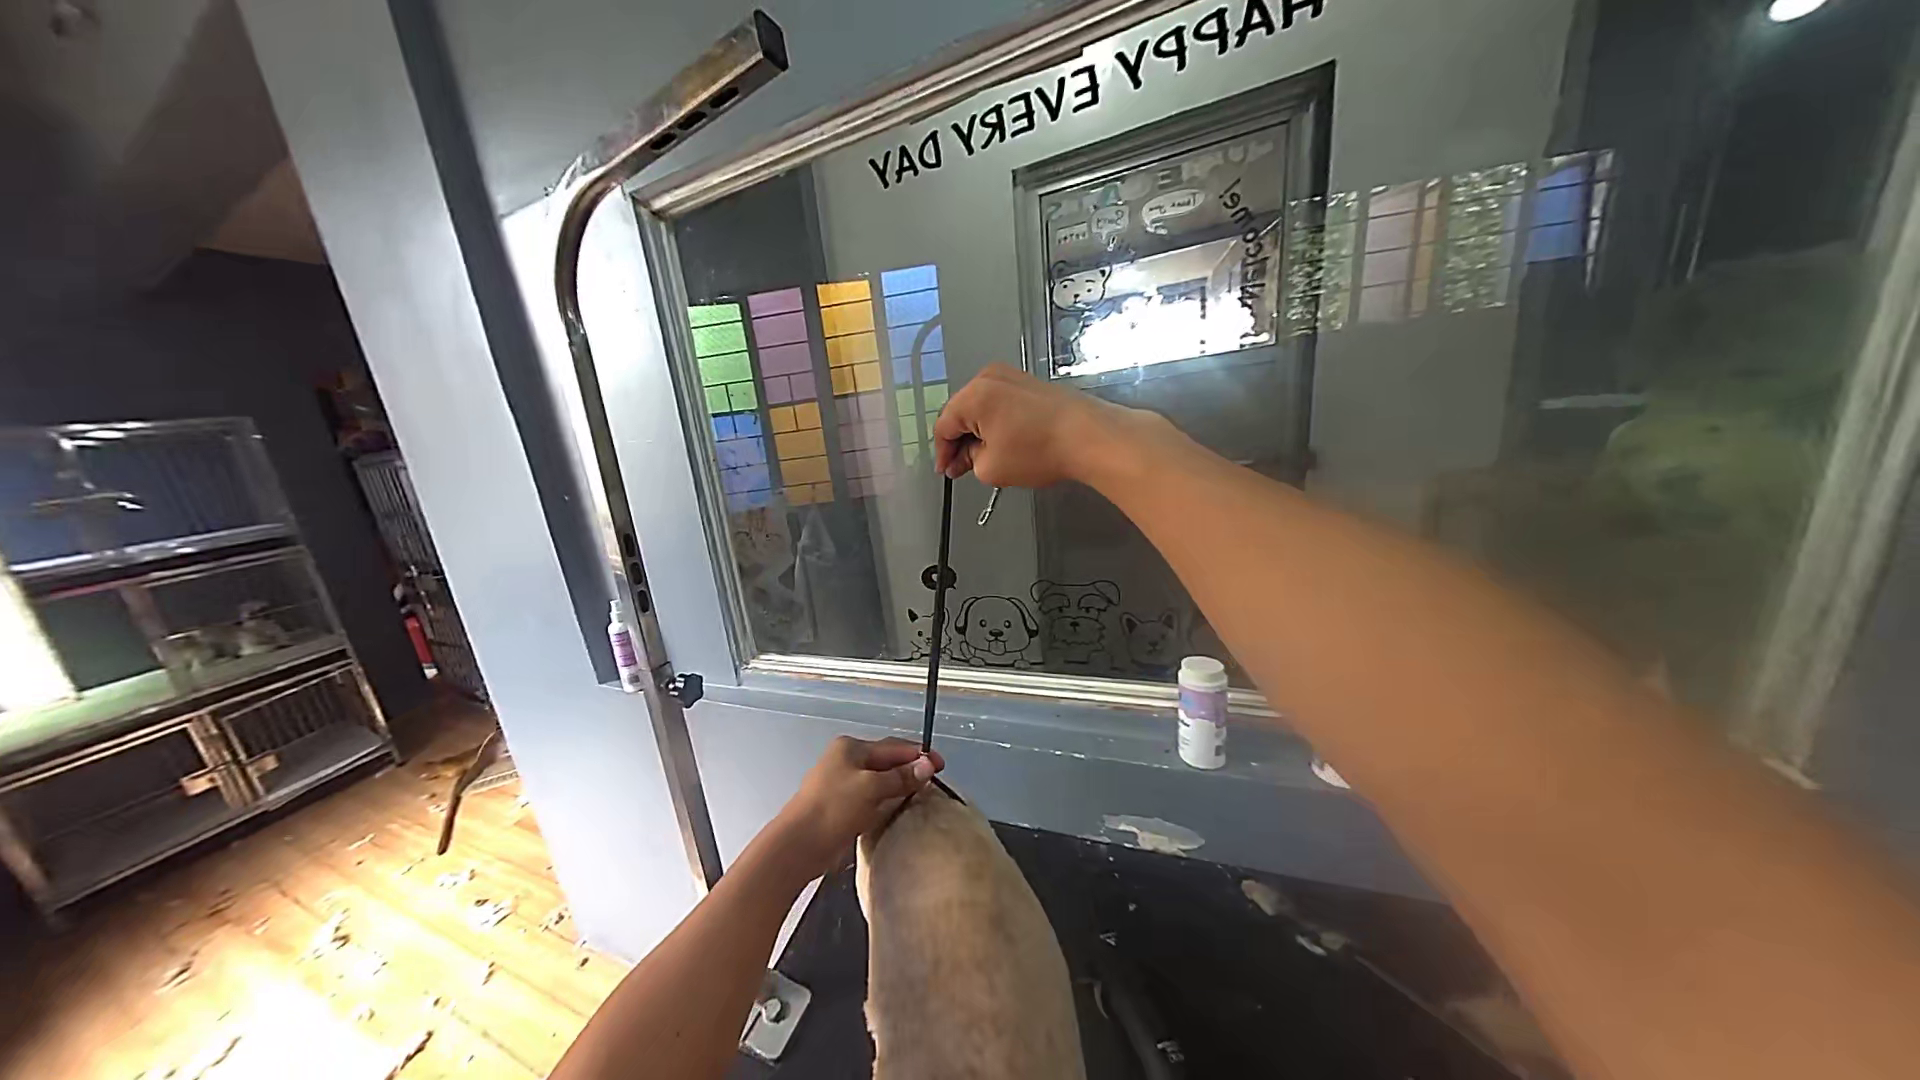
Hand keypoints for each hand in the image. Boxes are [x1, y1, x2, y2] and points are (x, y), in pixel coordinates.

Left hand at [764, 737, 944, 882]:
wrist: (797, 847)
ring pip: (879, 782)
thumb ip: (900, 777)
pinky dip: (886, 803)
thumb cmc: (833, 809)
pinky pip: (871, 799)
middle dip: (910, 771)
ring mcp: (841, 784)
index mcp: (850, 748)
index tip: (940, 765)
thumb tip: (926, 766)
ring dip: (899, 789)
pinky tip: (898, 812)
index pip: (893, 746)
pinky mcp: (841, 807)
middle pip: (886, 762)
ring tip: (922, 799)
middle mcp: (845, 761)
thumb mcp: (871, 788)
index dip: (918, 755)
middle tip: (934, 784)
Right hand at [933, 364, 1148, 487]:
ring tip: (986, 460)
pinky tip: (1005, 445)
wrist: (1089, 437)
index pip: (943, 426)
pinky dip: (997, 424)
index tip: (946, 469)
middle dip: (960, 442)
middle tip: (962, 467)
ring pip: (981, 408)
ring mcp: (1012, 377)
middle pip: (961, 412)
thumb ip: (968, 462)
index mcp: (974, 395)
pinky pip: (1001, 403)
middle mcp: (990, 378)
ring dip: (979, 433)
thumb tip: (966, 458)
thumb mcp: (991, 468)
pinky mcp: (1030, 384)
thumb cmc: (1044, 448)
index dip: (942, 453)